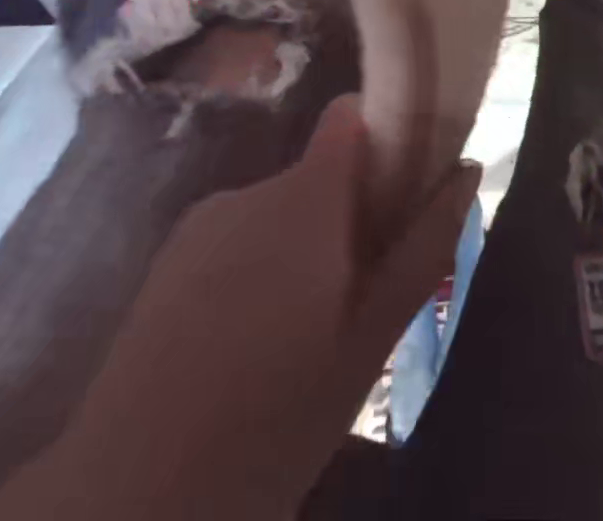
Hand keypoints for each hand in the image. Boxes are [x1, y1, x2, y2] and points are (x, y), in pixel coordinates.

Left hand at [0, 95, 479, 520]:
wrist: (135, 487)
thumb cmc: (276, 416)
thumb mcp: (370, 339)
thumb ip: (422, 247)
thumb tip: (466, 171)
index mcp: (304, 200)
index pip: (349, 118)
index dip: (385, 137)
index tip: (407, 190)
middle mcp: (250, 189)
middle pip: (319, 173)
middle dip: (350, 216)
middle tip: (361, 298)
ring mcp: (203, 219)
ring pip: (281, 209)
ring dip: (306, 247)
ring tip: (303, 333)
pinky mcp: (171, 252)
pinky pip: (240, 234)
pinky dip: (262, 264)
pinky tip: (249, 339)